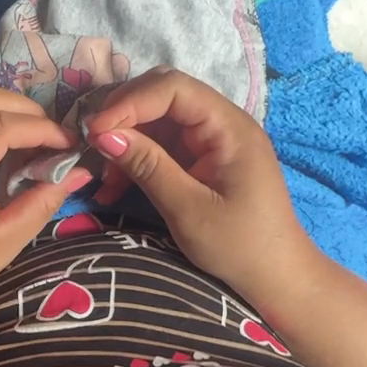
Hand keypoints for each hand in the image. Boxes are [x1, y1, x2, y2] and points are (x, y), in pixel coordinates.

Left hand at [0, 85, 91, 321]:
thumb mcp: (5, 242)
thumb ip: (43, 202)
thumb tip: (81, 172)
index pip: (0, 127)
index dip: (40, 128)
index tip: (69, 144)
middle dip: (24, 109)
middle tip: (52, 136)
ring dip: (6, 109)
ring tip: (34, 138)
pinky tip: (9, 144)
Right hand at [83, 67, 314, 305]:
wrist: (275, 278)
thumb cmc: (239, 246)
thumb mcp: (188, 209)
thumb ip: (148, 167)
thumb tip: (103, 135)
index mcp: (229, 127)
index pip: (173, 89)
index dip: (129, 102)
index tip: (94, 130)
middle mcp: (221, 124)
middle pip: (163, 97)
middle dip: (123, 117)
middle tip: (91, 144)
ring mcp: (210, 142)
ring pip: (157, 123)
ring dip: (125, 143)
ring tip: (101, 176)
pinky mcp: (201, 161)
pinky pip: (161, 148)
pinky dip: (135, 162)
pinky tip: (112, 188)